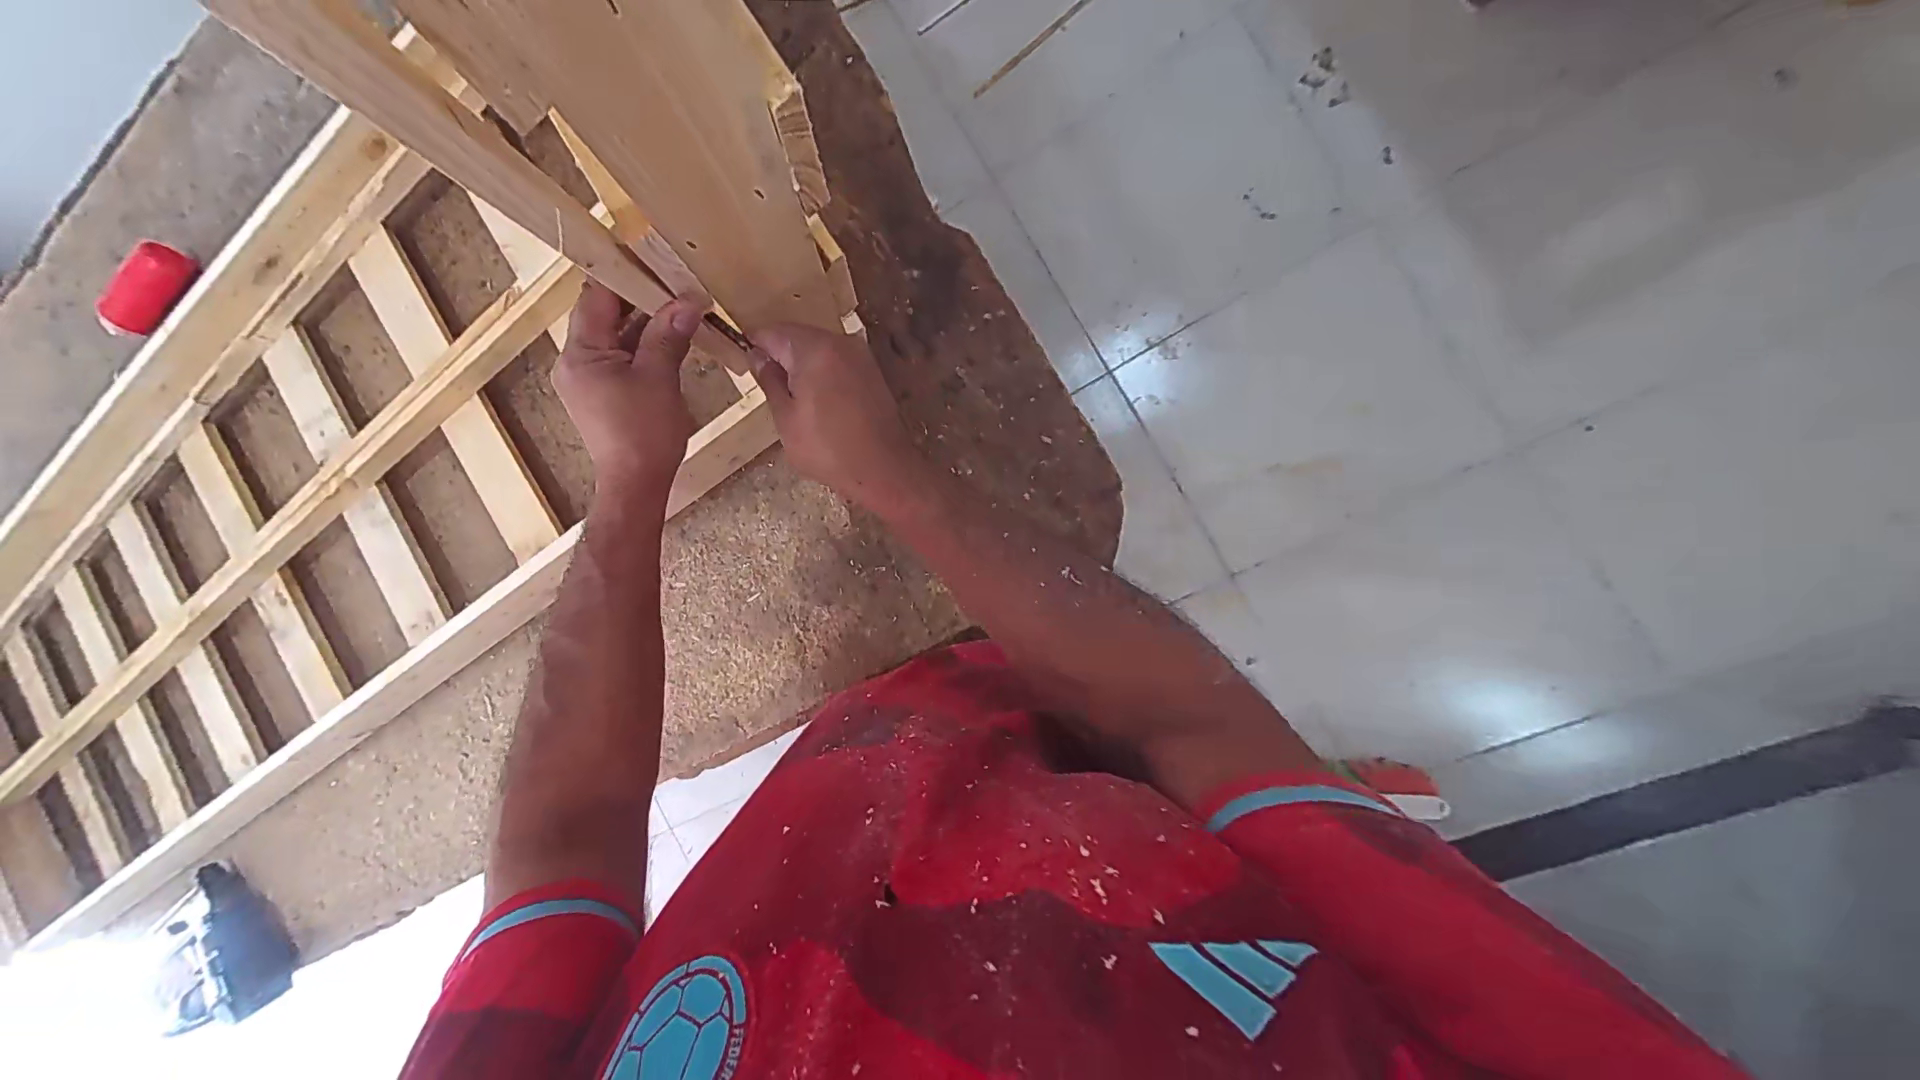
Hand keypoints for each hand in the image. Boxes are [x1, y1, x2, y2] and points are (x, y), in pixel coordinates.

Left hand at [551, 282, 703, 499]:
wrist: (636, 483)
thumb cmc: (645, 433)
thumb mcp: (660, 378)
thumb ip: (669, 336)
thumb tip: (688, 302)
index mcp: (581, 353)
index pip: (596, 297)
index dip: (624, 275)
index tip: (653, 262)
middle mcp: (574, 362)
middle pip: (604, 315)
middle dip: (640, 300)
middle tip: (675, 286)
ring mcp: (586, 380)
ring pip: (614, 338)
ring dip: (644, 325)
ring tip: (678, 312)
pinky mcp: (601, 396)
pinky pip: (619, 359)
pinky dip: (642, 348)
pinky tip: (669, 343)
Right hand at [750, 324, 925, 506]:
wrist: (884, 470)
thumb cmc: (828, 449)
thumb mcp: (786, 418)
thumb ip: (770, 381)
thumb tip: (757, 356)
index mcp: (815, 348)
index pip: (772, 332)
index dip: (754, 347)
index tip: (745, 366)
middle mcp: (841, 343)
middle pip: (798, 338)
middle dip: (780, 357)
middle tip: (768, 389)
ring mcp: (861, 358)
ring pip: (820, 351)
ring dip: (803, 368)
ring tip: (793, 401)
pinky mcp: (873, 375)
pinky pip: (839, 365)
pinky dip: (824, 376)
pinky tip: (819, 404)